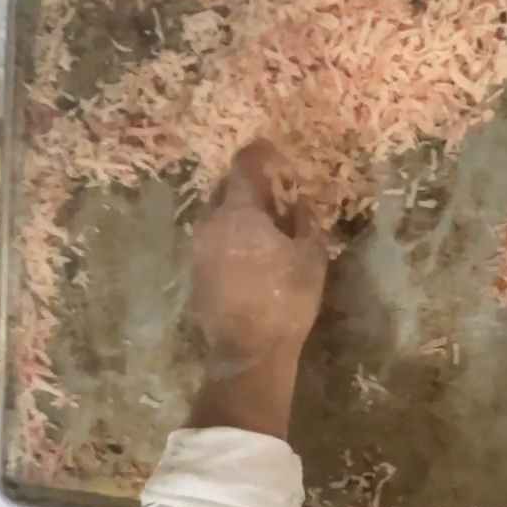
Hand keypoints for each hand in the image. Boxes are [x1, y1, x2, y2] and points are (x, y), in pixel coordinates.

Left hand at [189, 142, 327, 376]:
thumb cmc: (286, 302)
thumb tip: (301, 204)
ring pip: (215, 215)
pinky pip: (212, 240)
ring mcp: (198, 249)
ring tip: (262, 225)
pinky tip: (248, 253)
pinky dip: (229, 236)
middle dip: (248, 184)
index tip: (275, 153)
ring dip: (237, 212)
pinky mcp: (196, 273)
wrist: (249, 352)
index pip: (246, 166)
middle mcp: (211, 223)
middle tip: (272, 194)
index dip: (261, 154)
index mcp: (239, 212)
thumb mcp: (311, 259)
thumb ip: (306, 223)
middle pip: (225, 188)